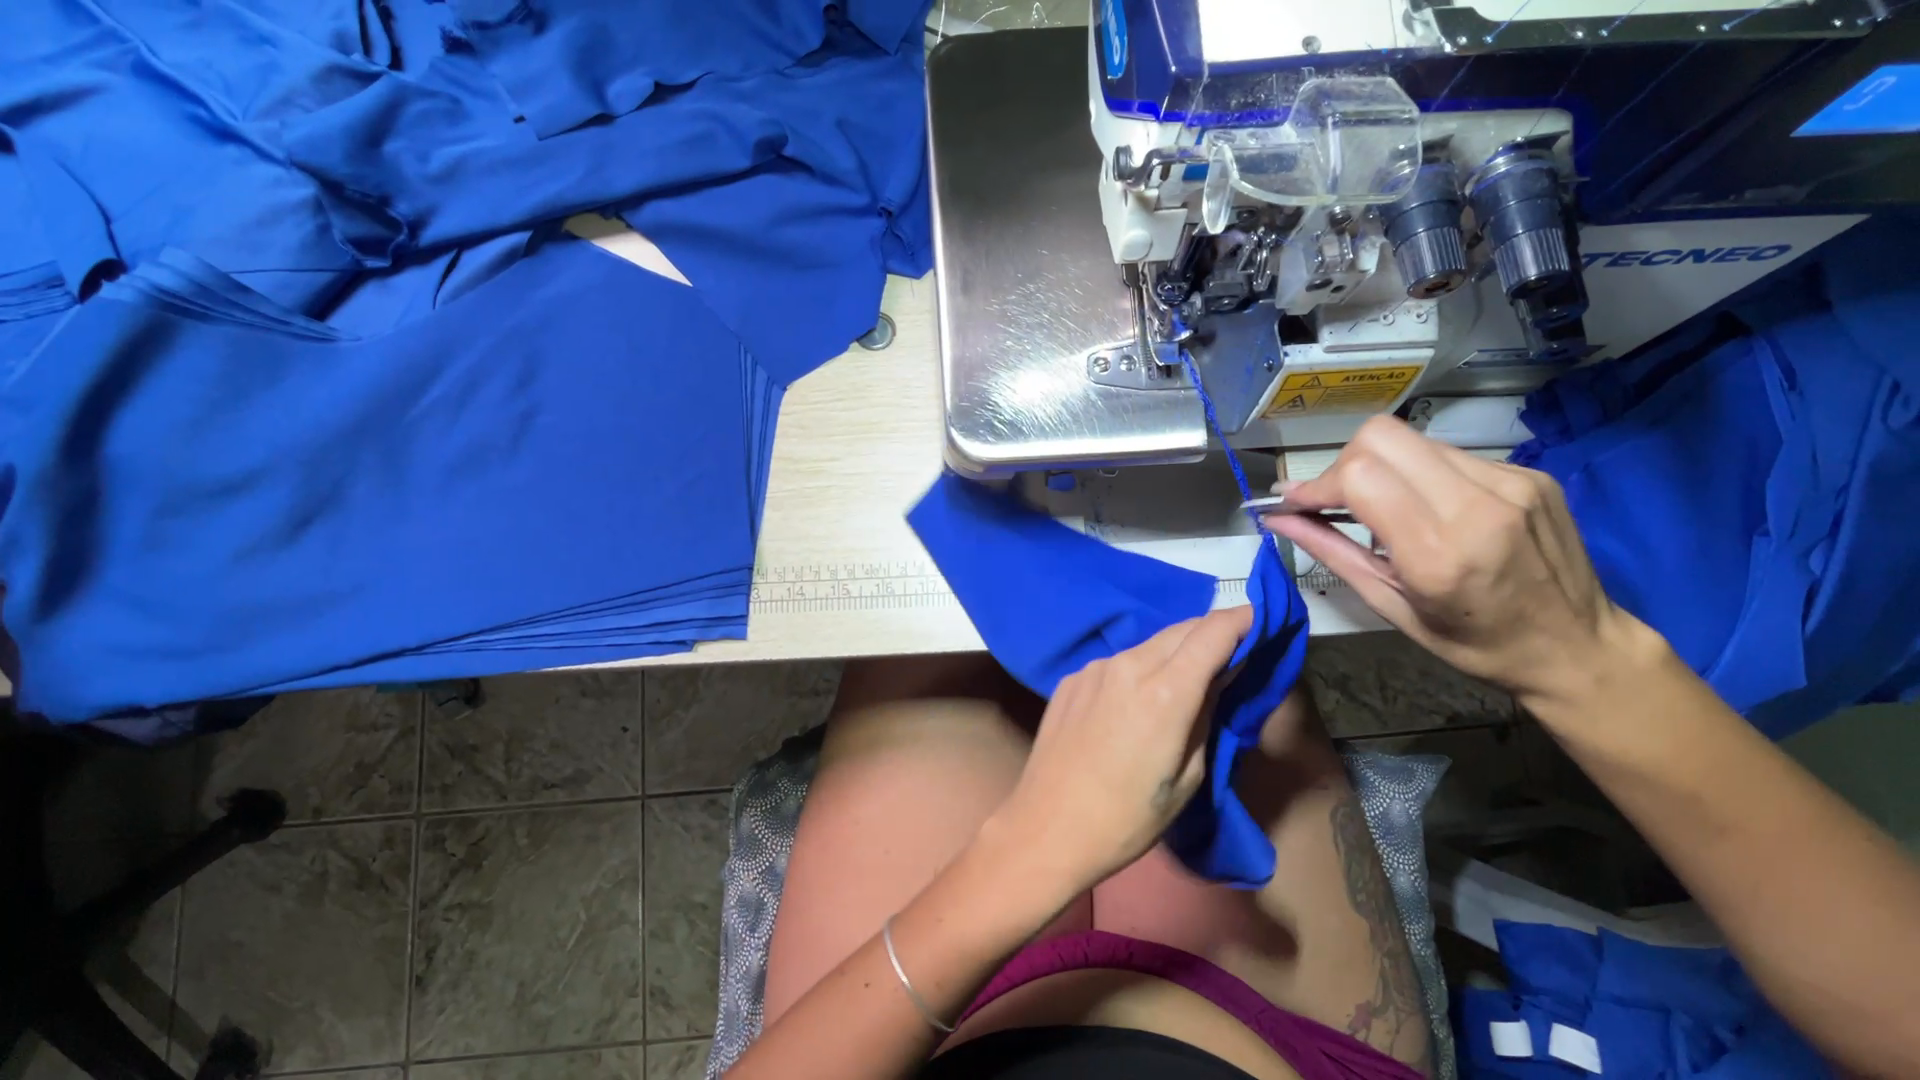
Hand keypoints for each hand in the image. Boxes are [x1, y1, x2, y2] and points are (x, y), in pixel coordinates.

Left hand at [989, 606, 1253, 890]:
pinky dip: (1138, 670)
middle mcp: (1128, 666)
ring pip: (1148, 645)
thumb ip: (1207, 717)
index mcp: (1165, 691)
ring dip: (1174, 652)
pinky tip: (1136, 701)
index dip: (1243, 619)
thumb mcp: (1187, 778)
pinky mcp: (1070, 680)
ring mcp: (1094, 669)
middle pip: (1182, 630)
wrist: (1046, 829)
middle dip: (1212, 633)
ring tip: (1185, 680)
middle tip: (1232, 652)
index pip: (1214, 632)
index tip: (1262, 618)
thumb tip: (1221, 678)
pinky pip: (1117, 663)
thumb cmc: (1127, 818)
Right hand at [1262, 416, 1658, 713]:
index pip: (1359, 475)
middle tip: (1337, 500)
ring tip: (1387, 508)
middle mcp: (1478, 506)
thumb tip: (1279, 517)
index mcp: (1438, 553)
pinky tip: (1433, 510)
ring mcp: (1511, 483)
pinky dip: (1424, 475)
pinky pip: (1453, 455)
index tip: (1300, 503)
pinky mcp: (1530, 474)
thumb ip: (1332, 553)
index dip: (1318, 483)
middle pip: (1381, 437)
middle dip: (1344, 463)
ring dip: (1384, 467)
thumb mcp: (1392, 608)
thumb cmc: (1474, 643)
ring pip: (1415, 442)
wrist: (1578, 646)